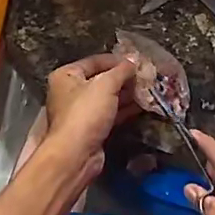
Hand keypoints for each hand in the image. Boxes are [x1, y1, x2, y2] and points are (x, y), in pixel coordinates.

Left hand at [34, 53, 139, 190]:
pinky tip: (141, 106)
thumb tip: (133, 60)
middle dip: (123, 78)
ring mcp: (80, 111)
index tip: (136, 62)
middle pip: (100, 79)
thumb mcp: (105, 85)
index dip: (116, 61)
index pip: (94, 61)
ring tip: (147, 90)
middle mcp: (70, 91)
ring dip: (126, 94)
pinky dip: (124, 109)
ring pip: (106, 98)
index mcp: (66, 75)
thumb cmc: (86, 113)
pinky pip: (109, 113)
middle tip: (145, 77)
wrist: (76, 154)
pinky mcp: (91, 128)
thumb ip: (121, 71)